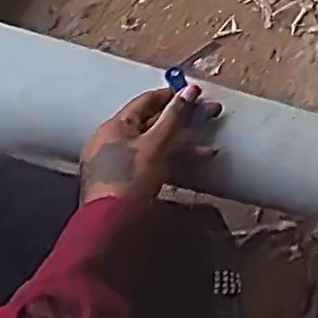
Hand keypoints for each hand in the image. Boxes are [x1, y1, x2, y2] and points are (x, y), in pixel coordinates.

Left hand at [79, 84, 220, 203]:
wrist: (110, 227)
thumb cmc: (131, 179)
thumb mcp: (156, 143)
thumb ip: (174, 115)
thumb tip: (190, 90)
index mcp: (115, 126)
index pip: (146, 101)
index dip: (172, 96)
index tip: (195, 95)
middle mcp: (112, 140)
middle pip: (152, 122)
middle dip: (182, 120)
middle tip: (207, 115)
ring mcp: (115, 162)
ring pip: (153, 144)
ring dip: (181, 143)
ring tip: (206, 147)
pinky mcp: (122, 181)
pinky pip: (149, 161)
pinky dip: (169, 159)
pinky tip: (190, 163)